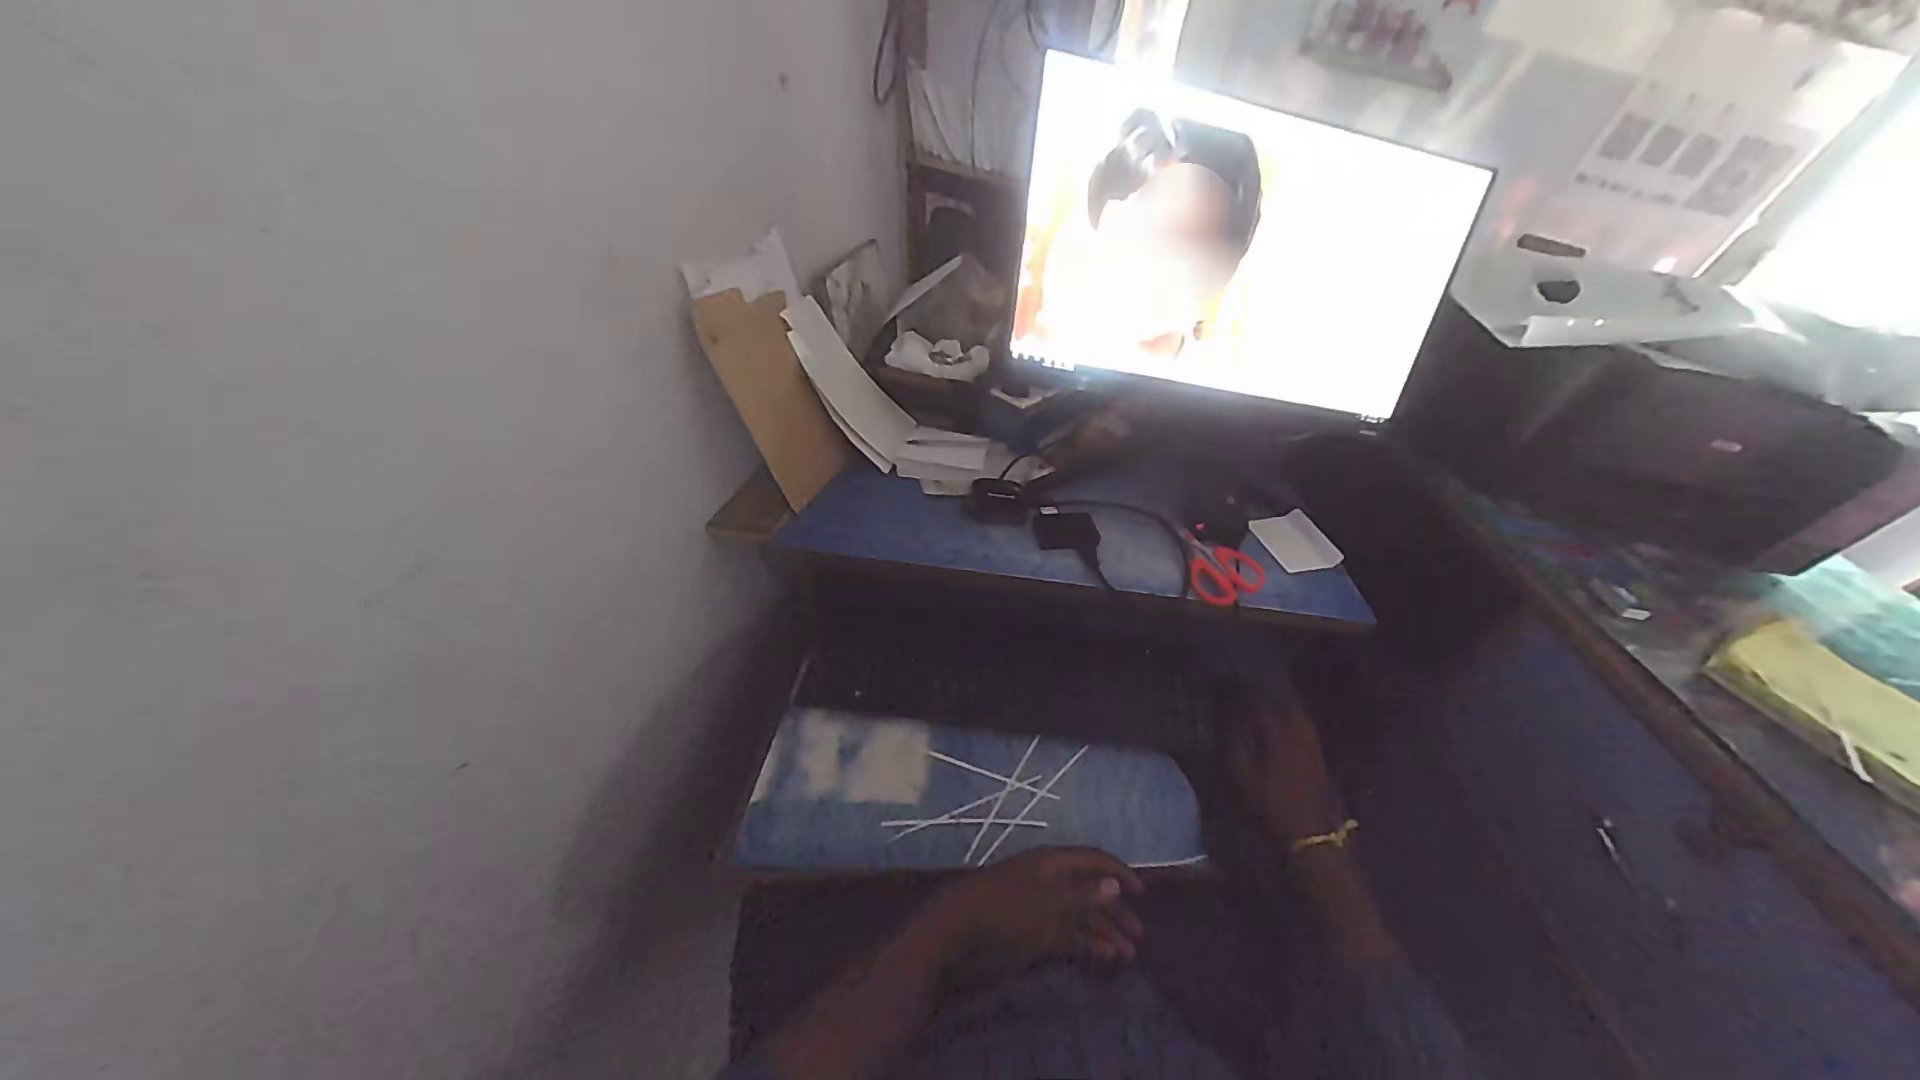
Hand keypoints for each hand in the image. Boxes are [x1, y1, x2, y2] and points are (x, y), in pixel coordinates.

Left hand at [916, 846, 1144, 974]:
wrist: (960, 929)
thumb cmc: (1004, 906)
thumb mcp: (1046, 900)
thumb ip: (1081, 894)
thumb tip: (1115, 884)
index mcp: (1052, 863)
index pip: (1092, 859)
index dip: (1117, 871)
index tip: (1142, 891)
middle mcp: (1051, 881)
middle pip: (1089, 890)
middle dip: (1115, 909)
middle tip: (1139, 933)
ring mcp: (1043, 907)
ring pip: (1081, 915)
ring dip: (1105, 930)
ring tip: (1129, 953)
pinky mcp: (1035, 931)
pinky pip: (1068, 934)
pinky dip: (1088, 943)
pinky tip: (1106, 956)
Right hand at [1225, 687, 1344, 843]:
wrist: (1310, 838)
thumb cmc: (1269, 809)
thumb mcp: (1241, 778)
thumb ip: (1233, 745)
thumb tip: (1228, 721)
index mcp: (1277, 736)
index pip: (1259, 704)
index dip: (1243, 692)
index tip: (1229, 684)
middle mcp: (1299, 735)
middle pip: (1285, 703)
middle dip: (1267, 692)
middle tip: (1251, 685)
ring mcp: (1313, 747)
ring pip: (1299, 715)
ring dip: (1284, 702)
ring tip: (1269, 697)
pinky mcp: (1320, 760)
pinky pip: (1306, 728)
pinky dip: (1294, 718)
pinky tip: (1286, 722)